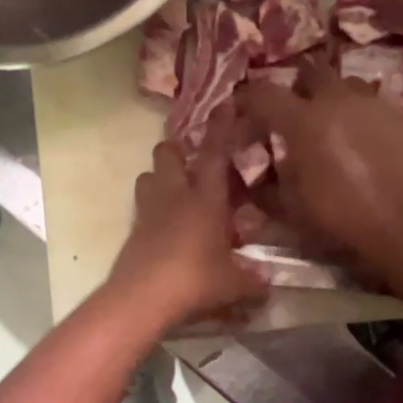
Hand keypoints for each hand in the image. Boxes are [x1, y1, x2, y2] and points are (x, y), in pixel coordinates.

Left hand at [107, 110, 268, 325]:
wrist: (141, 299)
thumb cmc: (195, 280)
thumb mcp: (233, 285)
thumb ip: (253, 280)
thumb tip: (268, 282)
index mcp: (204, 198)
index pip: (214, 153)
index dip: (221, 128)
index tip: (224, 103)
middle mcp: (174, 195)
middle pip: (167, 152)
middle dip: (179, 150)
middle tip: (195, 163)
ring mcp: (149, 211)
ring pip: (148, 176)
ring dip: (161, 178)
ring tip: (179, 195)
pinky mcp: (133, 231)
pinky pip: (143, 208)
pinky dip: (154, 210)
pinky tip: (168, 229)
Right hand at [237, 66, 402, 258]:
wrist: (399, 224)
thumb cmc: (337, 216)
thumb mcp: (289, 206)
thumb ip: (266, 183)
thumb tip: (256, 174)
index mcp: (302, 120)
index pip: (263, 94)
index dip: (247, 99)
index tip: (241, 111)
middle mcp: (336, 99)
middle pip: (310, 72)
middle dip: (298, 88)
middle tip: (295, 114)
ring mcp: (372, 103)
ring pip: (347, 83)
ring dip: (334, 97)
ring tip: (334, 122)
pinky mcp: (400, 115)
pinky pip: (375, 102)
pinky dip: (363, 114)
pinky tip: (365, 138)